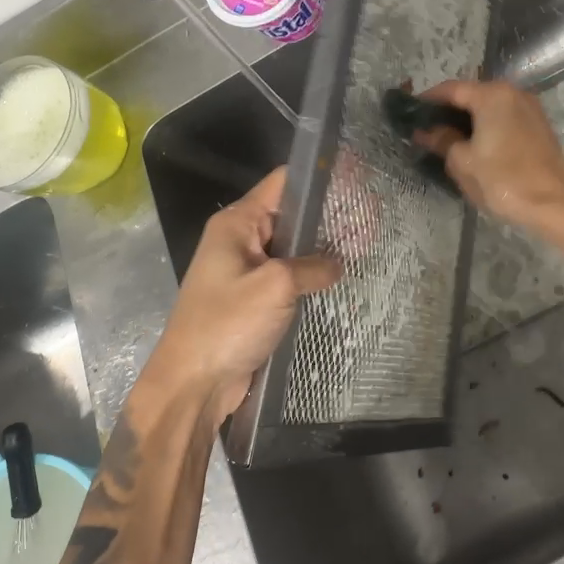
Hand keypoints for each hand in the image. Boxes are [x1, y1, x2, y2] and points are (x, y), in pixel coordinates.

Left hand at [146, 168, 341, 423]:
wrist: (192, 386)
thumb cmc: (227, 324)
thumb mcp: (277, 285)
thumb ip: (313, 266)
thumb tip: (338, 263)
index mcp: (237, 223)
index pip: (282, 182)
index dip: (318, 177)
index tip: (357, 179)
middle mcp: (240, 240)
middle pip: (290, 214)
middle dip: (327, 215)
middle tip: (371, 218)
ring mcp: (246, 271)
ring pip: (292, 248)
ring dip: (322, 250)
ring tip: (365, 246)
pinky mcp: (253, 300)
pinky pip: (288, 278)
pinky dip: (311, 277)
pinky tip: (342, 280)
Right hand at [415, 80, 563, 228]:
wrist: (555, 204)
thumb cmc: (504, 179)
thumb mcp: (464, 162)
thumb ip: (442, 140)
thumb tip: (426, 132)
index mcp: (492, 95)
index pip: (451, 89)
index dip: (428, 100)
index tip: (411, 113)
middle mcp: (514, 93)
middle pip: (473, 95)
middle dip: (449, 111)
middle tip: (427, 130)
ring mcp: (530, 109)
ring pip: (491, 107)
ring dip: (469, 120)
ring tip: (448, 140)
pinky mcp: (539, 127)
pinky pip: (505, 119)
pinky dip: (488, 127)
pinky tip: (476, 146)